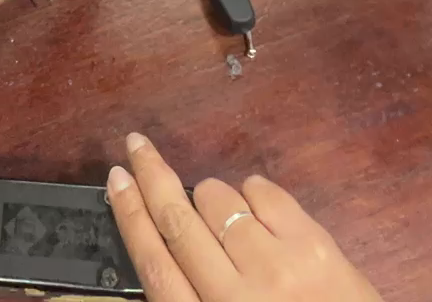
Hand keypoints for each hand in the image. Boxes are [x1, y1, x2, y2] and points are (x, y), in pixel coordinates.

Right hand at [108, 133, 381, 301]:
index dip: (130, 216)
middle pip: (178, 220)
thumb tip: (164, 241)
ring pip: (220, 199)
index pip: (155, 263)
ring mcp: (277, 268)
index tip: (116, 179)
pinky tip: (262, 218)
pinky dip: (254, 194)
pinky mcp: (315, 247)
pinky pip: (263, 191)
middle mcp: (234, 296)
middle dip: (152, 175)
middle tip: (136, 144)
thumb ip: (194, 296)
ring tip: (230, 222)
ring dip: (214, 198)